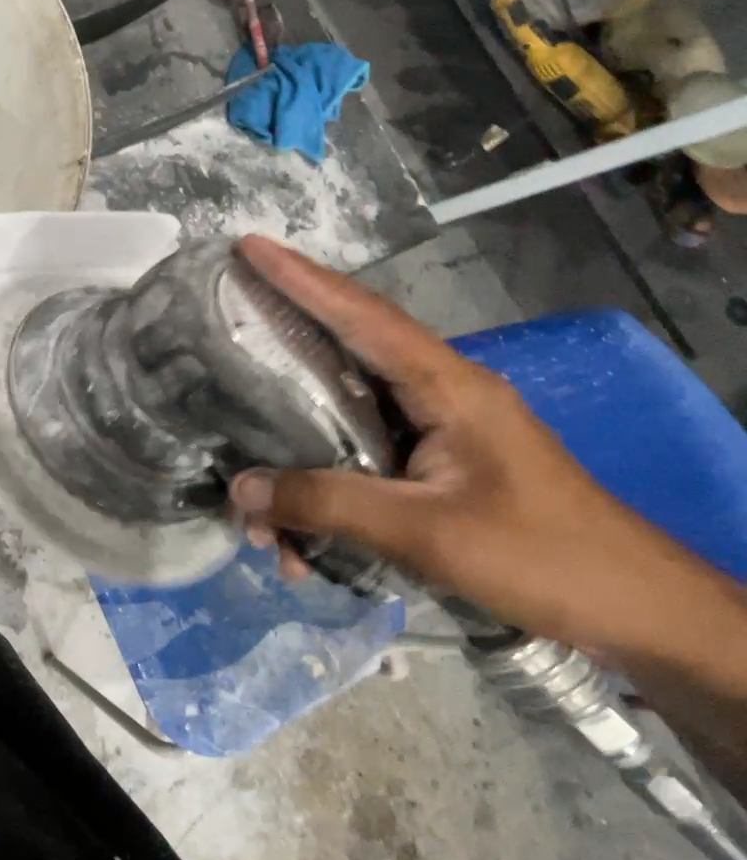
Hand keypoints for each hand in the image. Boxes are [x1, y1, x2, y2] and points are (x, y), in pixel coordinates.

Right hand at [225, 236, 734, 659]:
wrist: (638, 614)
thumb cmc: (542, 557)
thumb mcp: (425, 532)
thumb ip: (325, 502)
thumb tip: (238, 487)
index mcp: (447, 388)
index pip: (361, 316)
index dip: (301, 279)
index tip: (248, 246)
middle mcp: (438, 397)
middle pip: (342, 353)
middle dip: (279, 341)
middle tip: (221, 321)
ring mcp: (436, 433)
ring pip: (340, 422)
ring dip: (291, 459)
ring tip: (254, 511)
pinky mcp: (432, 470)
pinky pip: (356, 465)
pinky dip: (319, 498)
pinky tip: (298, 545)